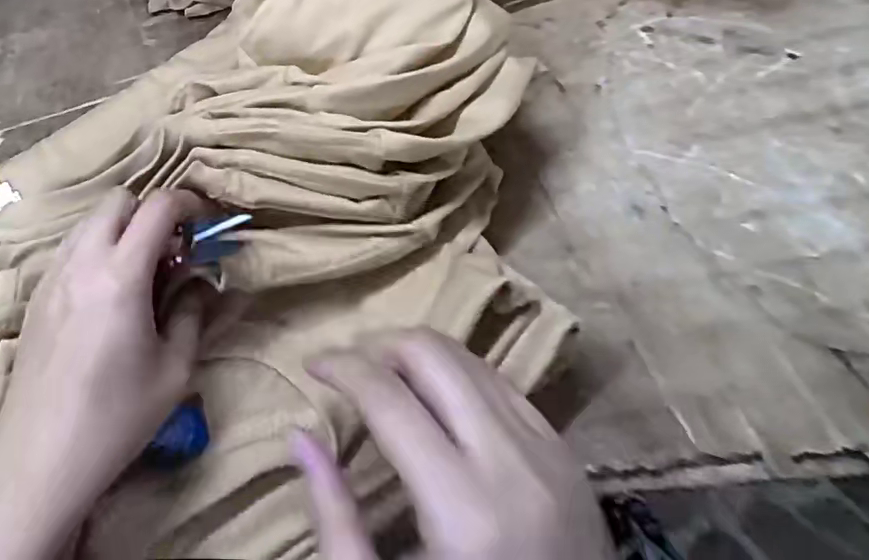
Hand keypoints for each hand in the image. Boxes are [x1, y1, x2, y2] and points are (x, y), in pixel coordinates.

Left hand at [0, 188, 209, 559]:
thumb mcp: (173, 370)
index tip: (206, 220)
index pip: (158, 207)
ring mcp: (53, 271)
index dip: (189, 202)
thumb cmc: (115, 417)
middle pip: (118, 200)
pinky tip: (106, 293)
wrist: (40, 454)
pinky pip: (71, 246)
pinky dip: (96, 247)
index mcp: (120, 274)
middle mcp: (81, 259)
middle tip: (172, 251)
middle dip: (150, 212)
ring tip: (139, 273)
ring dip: (121, 228)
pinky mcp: (37, 289)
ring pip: (91, 220)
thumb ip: (192, 312)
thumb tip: (199, 280)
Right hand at [293, 330, 610, 559]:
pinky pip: (500, 382)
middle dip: (376, 347)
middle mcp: (512, 464)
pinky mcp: (569, 457)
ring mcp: (549, 455)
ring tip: (383, 378)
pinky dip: (455, 374)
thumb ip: (337, 521)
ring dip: (415, 354)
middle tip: (346, 369)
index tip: (310, 366)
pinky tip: (433, 400)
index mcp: (464, 508)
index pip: (386, 395)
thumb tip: (298, 437)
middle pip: (430, 353)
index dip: (339, 366)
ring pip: (466, 356)